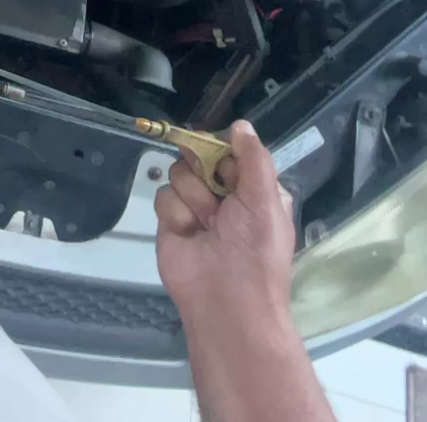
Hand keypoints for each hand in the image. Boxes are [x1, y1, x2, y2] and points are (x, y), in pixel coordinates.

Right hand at [154, 120, 297, 332]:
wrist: (225, 300)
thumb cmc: (254, 251)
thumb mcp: (264, 203)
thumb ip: (254, 160)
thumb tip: (241, 125)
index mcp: (253, 189)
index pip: (230, 150)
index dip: (223, 152)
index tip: (223, 163)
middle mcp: (224, 194)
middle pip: (198, 156)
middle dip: (204, 176)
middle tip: (217, 195)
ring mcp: (195, 206)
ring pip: (178, 173)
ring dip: (192, 199)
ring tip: (207, 225)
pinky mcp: (170, 219)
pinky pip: (162, 195)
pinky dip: (175, 214)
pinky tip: (189, 234)